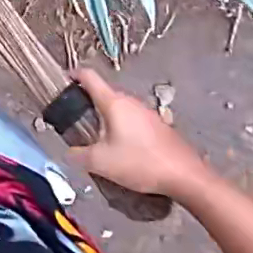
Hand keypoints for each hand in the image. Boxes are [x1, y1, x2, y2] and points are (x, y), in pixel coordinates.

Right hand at [68, 68, 216, 199]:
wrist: (188, 178)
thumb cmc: (141, 163)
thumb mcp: (100, 163)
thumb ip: (78, 155)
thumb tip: (69, 153)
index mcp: (114, 103)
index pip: (89, 77)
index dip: (74, 74)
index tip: (64, 81)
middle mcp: (131, 102)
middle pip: (104, 94)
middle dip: (88, 104)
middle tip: (77, 121)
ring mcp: (148, 113)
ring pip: (119, 108)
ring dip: (106, 118)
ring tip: (99, 139)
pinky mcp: (160, 126)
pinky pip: (134, 119)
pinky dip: (123, 127)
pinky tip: (124, 149)